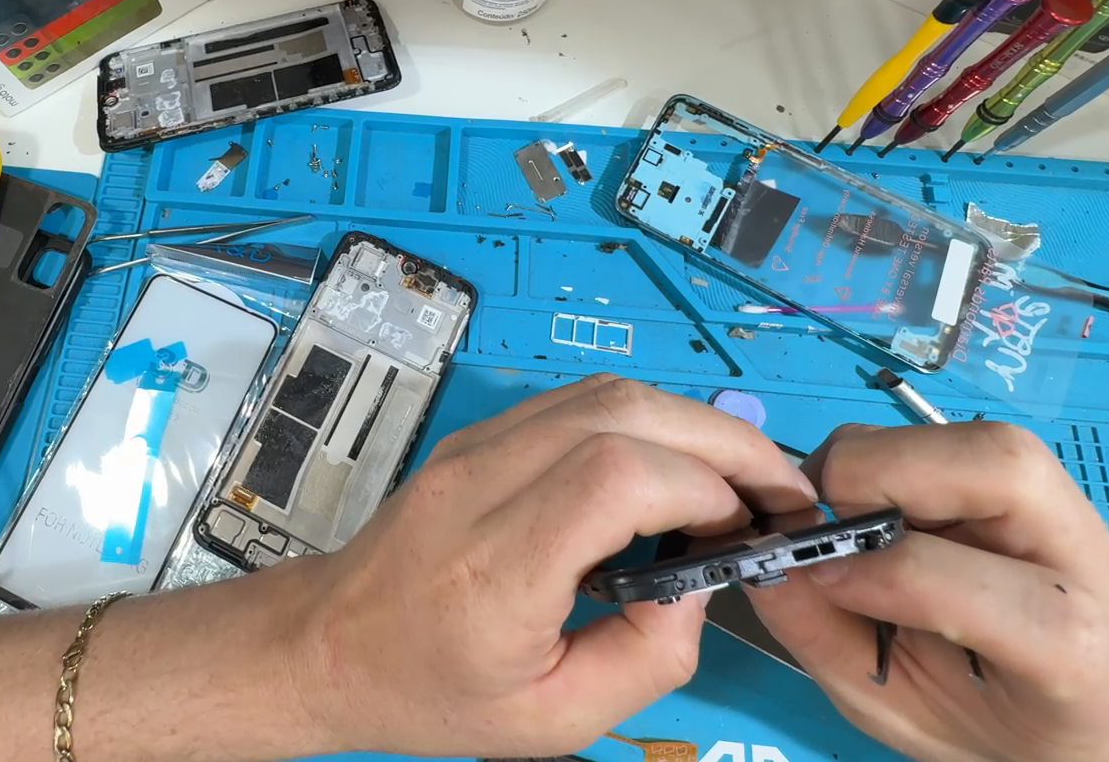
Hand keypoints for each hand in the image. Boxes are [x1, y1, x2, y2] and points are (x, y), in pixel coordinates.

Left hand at [286, 374, 816, 756]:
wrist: (333, 637)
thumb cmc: (434, 691)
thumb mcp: (554, 718)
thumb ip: (647, 655)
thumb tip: (697, 578)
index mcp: (497, 565)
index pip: (614, 475)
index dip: (702, 486)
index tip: (748, 528)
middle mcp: (482, 481)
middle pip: (618, 410)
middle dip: (717, 437)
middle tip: (775, 486)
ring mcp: (473, 444)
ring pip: (598, 391)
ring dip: (683, 420)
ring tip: (734, 474)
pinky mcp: (474, 434)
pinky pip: (570, 402)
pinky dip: (638, 417)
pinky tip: (667, 460)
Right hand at [746, 422, 1108, 761]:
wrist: (1055, 708)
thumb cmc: (965, 716)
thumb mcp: (882, 706)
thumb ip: (816, 632)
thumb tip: (758, 552)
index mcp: (1081, 662)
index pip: (1022, 605)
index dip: (903, 577)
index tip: (822, 576)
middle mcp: (1086, 563)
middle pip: (1002, 469)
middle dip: (882, 476)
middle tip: (829, 520)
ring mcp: (1064, 509)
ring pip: (970, 437)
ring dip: (875, 459)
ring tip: (844, 511)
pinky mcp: (1021, 475)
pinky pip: (939, 433)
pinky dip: (876, 454)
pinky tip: (866, 502)